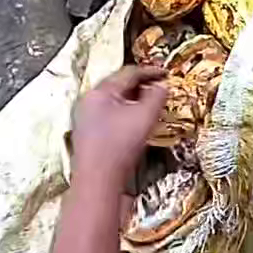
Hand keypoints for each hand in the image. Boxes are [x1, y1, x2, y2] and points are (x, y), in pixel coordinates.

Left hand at [69, 66, 167, 193]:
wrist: (98, 180)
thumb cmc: (120, 145)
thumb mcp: (146, 115)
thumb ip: (157, 96)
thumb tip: (162, 85)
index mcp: (100, 92)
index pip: (128, 73)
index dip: (150, 71)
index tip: (166, 73)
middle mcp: (89, 101)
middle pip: (119, 85)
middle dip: (141, 85)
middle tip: (159, 87)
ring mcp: (85, 118)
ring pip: (114, 101)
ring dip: (134, 100)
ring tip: (151, 105)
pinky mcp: (88, 134)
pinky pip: (110, 114)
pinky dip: (126, 113)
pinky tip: (136, 122)